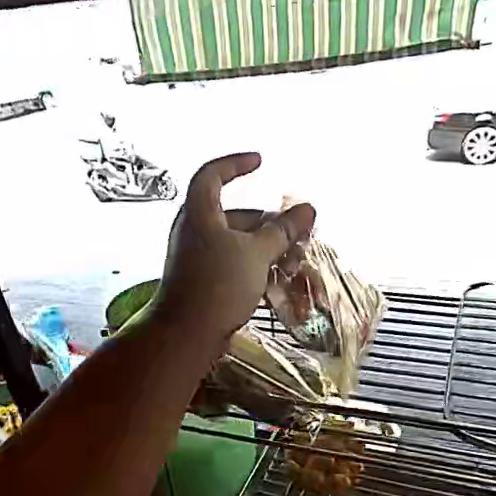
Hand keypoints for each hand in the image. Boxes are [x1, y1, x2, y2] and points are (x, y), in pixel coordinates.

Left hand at [153, 152, 315, 342]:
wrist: (187, 334)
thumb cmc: (218, 285)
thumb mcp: (257, 253)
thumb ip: (283, 231)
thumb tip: (307, 209)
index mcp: (200, 213)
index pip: (212, 175)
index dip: (235, 164)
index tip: (260, 162)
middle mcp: (194, 231)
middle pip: (234, 216)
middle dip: (267, 223)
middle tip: (294, 233)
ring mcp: (197, 259)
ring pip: (237, 244)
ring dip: (265, 249)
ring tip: (292, 262)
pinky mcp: (203, 282)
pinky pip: (232, 266)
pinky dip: (254, 269)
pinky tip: (277, 283)